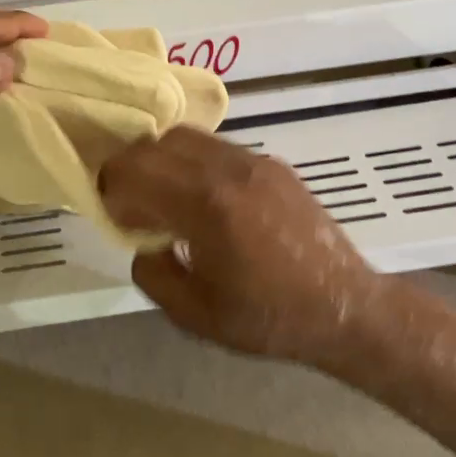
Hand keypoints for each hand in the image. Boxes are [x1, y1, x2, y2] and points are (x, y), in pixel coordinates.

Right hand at [99, 127, 388, 365]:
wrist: (344, 308)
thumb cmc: (266, 318)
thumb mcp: (193, 314)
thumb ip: (152, 273)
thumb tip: (143, 244)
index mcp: (206, 205)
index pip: (134, 172)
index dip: (112, 191)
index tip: (115, 219)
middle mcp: (229, 170)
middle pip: (156, 144)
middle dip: (132, 171)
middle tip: (131, 209)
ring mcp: (255, 162)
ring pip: (187, 138)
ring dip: (163, 163)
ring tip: (165, 203)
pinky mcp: (274, 166)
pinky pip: (218, 149)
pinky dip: (193, 165)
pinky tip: (202, 203)